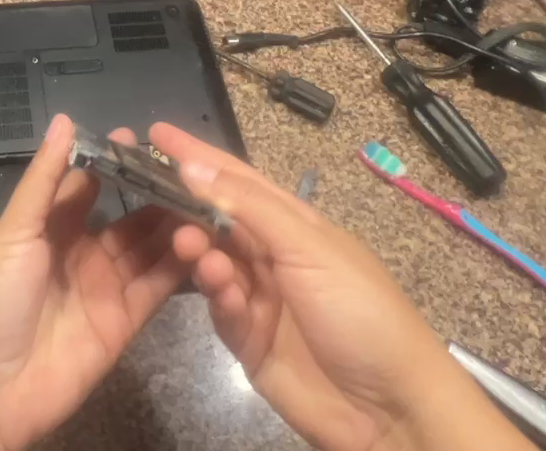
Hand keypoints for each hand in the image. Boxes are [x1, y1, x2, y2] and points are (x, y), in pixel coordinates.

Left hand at [0, 114, 188, 450]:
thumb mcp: (16, 229)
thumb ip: (46, 178)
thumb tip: (65, 119)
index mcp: (54, 226)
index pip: (93, 185)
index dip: (117, 163)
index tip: (146, 141)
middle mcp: (84, 252)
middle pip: (130, 218)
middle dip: (158, 196)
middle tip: (195, 174)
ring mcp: (107, 288)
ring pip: (150, 249)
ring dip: (175, 228)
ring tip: (209, 203)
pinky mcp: (125, 322)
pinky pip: (158, 289)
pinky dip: (182, 267)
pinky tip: (206, 244)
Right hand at [151, 122, 533, 450]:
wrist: (393, 412)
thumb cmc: (360, 311)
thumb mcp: (309, 247)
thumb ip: (248, 205)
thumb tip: (193, 164)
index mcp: (293, 223)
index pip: (236, 178)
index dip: (197, 154)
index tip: (155, 133)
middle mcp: (271, 254)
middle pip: (216, 219)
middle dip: (186, 206)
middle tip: (152, 197)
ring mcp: (259, 297)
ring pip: (211, 261)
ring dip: (199, 251)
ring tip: (190, 247)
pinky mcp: (248, 340)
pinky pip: (220, 308)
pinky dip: (217, 296)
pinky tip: (223, 293)